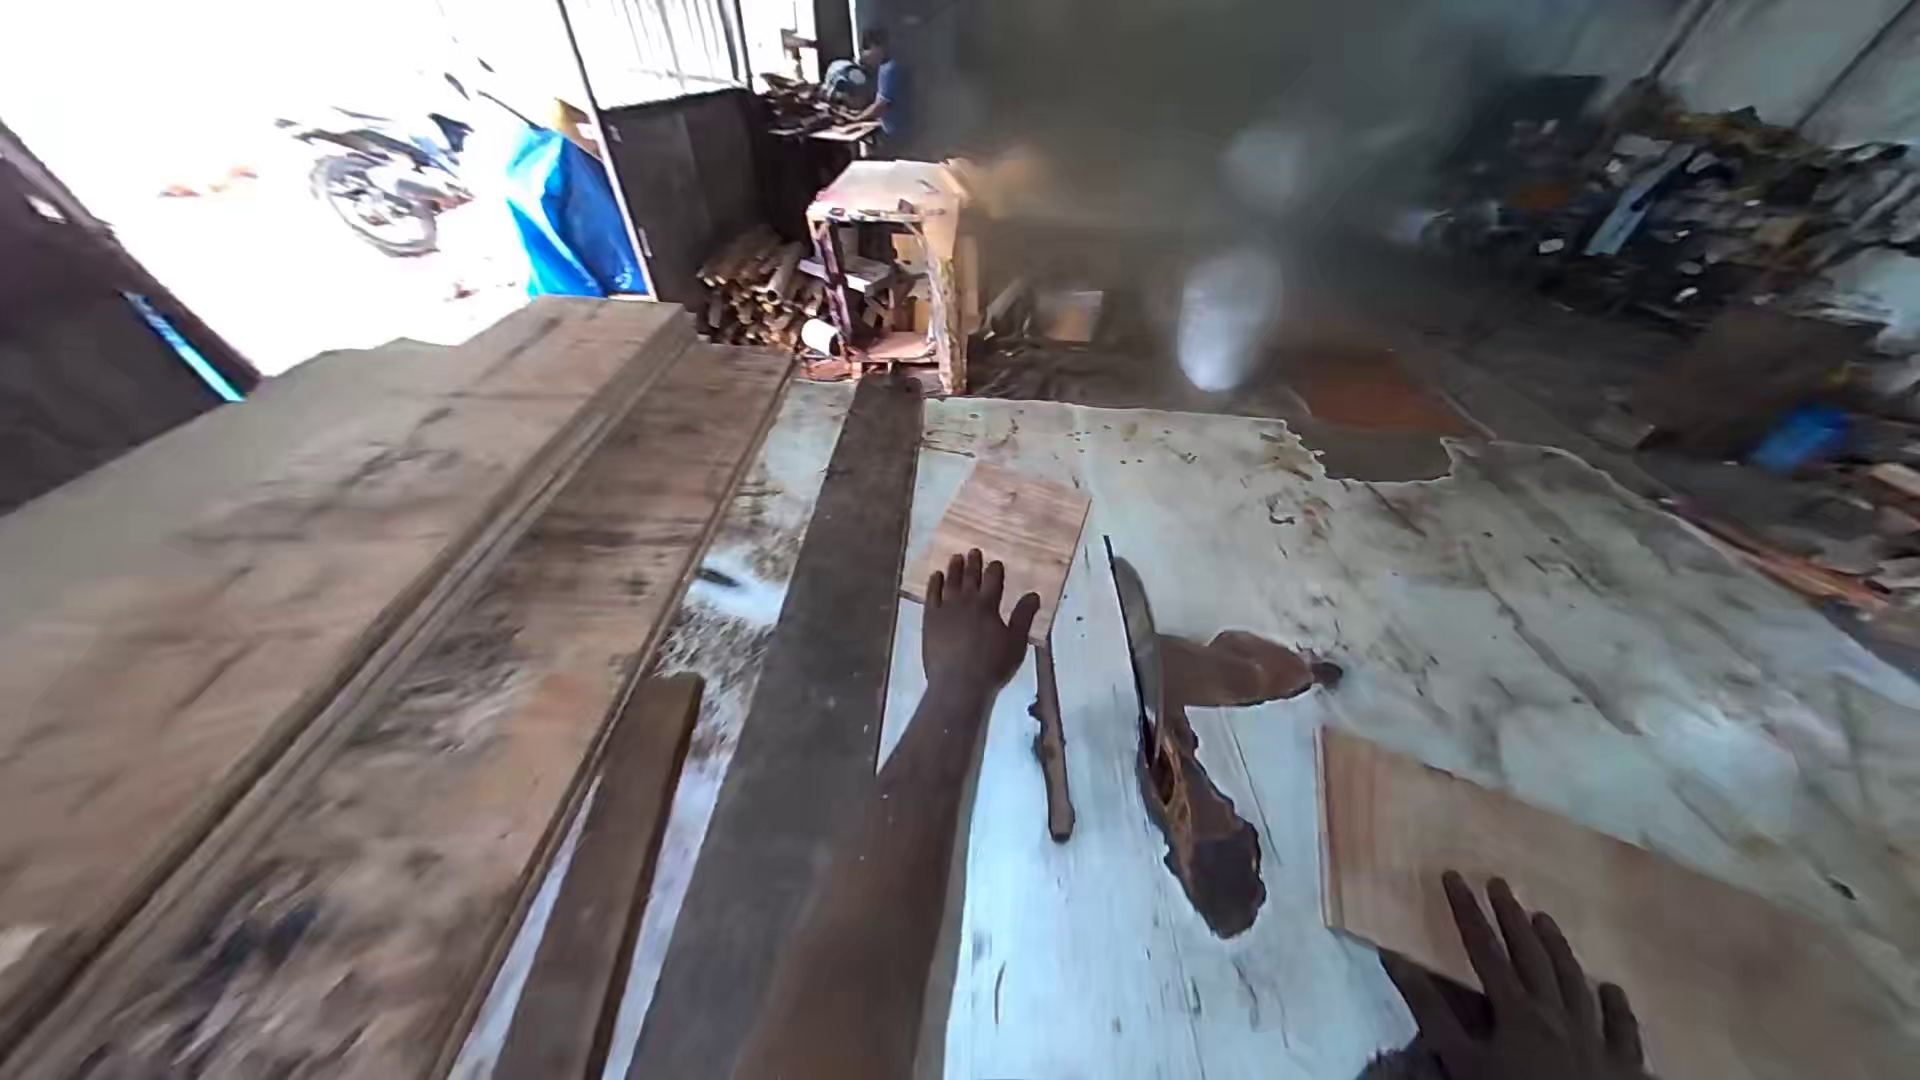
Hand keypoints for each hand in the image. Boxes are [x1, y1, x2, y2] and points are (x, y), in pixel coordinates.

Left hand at [923, 549, 1038, 702]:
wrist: (958, 683)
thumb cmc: (992, 666)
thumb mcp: (1015, 643)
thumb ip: (1023, 617)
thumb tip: (1033, 594)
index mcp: (988, 605)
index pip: (993, 580)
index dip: (995, 570)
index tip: (995, 562)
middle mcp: (966, 601)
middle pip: (970, 577)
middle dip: (973, 563)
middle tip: (973, 551)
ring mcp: (945, 609)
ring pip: (950, 582)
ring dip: (954, 569)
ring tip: (955, 557)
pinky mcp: (930, 619)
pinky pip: (931, 595)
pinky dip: (934, 584)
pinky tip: (935, 576)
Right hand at [1381, 872, 1649, 1079]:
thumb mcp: (1460, 1059)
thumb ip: (1428, 1008)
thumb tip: (1390, 955)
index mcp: (1517, 1010)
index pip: (1484, 947)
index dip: (1466, 909)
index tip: (1453, 875)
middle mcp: (1558, 1015)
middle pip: (1532, 956)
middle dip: (1512, 917)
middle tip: (1499, 883)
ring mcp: (1598, 1042)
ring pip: (1576, 983)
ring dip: (1558, 948)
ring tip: (1544, 918)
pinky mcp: (1626, 1070)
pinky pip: (1625, 1034)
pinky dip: (1618, 1009)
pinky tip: (1610, 988)